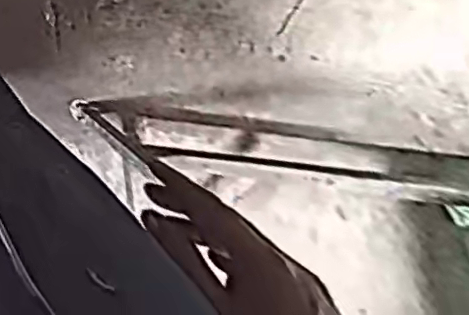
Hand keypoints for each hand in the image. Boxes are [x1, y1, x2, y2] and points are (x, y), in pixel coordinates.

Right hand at [141, 164, 337, 314]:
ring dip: (209, 230)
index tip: (156, 167)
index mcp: (264, 260)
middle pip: (229, 221)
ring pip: (247, 243)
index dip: (177, 182)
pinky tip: (219, 261)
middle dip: (188, 204)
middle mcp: (289, 267)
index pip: (210, 206)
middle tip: (156, 193)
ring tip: (177, 227)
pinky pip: (265, 265)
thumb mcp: (213, 303)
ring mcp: (305, 287)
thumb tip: (156, 223)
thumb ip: (183, 259)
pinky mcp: (312, 305)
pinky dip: (234, 254)